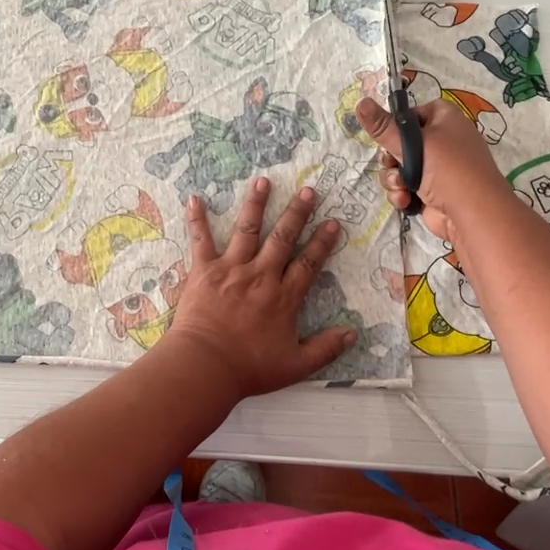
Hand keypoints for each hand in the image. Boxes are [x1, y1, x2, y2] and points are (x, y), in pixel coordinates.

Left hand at [159, 178, 355, 398]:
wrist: (206, 364)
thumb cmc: (250, 368)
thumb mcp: (297, 365)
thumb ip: (326, 348)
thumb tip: (354, 334)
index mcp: (283, 297)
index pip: (308, 264)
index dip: (322, 243)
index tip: (333, 223)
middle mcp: (260, 276)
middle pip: (283, 238)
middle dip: (297, 213)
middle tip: (308, 191)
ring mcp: (231, 269)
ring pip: (247, 230)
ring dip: (256, 204)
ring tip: (262, 181)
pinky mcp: (204, 270)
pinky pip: (201, 240)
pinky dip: (197, 219)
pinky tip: (195, 198)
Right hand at [354, 97, 511, 242]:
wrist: (473, 215)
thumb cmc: (447, 169)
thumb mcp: (412, 143)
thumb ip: (382, 126)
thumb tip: (360, 102)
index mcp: (446, 120)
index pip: (413, 113)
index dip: (398, 123)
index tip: (386, 134)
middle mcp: (443, 141)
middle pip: (400, 142)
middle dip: (390, 158)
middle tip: (392, 163)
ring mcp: (437, 168)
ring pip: (399, 166)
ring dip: (394, 178)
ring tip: (402, 186)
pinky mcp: (431, 191)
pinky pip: (405, 186)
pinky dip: (402, 192)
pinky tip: (405, 200)